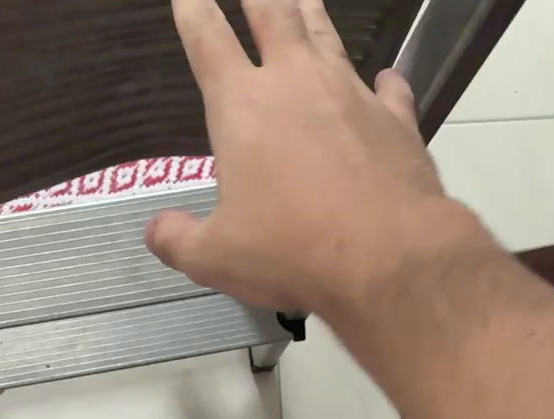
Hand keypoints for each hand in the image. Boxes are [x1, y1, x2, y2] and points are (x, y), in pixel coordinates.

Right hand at [146, 0, 496, 323]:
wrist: (385, 256)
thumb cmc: (289, 252)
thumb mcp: (215, 258)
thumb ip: (178, 240)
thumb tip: (156, 231)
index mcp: (242, 108)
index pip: (208, 40)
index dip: (193, 11)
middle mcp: (297, 83)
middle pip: (273, 13)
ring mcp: (352, 94)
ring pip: (327, 36)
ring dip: (311, 13)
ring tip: (304, 0)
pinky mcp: (396, 120)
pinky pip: (388, 89)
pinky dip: (382, 82)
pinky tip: (383, 79)